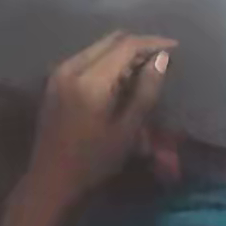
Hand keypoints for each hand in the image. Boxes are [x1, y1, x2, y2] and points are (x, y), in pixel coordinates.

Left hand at [15, 32, 175, 221]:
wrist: (49, 184)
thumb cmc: (93, 163)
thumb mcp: (127, 131)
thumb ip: (146, 91)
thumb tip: (162, 59)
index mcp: (90, 80)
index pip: (126, 46)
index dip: (153, 43)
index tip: (175, 47)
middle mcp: (71, 68)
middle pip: (111, 40)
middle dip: (139, 44)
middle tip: (161, 57)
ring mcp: (59, 74)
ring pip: (98, 48)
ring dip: (123, 52)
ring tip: (145, 67)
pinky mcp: (54, 83)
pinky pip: (87, 59)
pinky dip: (107, 61)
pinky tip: (122, 77)